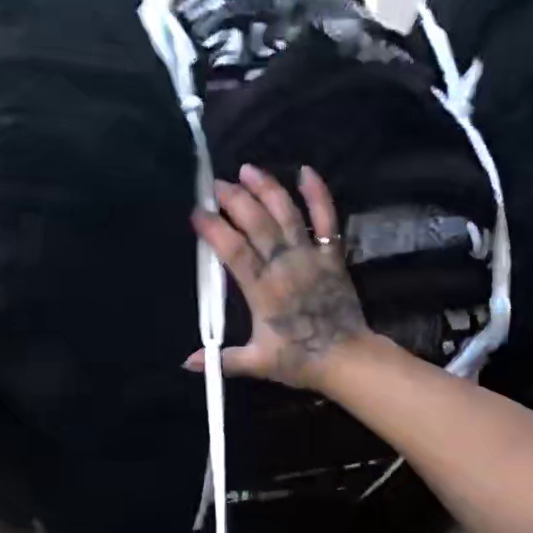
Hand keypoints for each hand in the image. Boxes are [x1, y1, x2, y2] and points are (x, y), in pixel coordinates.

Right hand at [187, 164, 373, 389]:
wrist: (345, 358)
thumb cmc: (298, 360)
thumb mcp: (256, 362)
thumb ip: (223, 359)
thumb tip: (187, 363)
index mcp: (262, 290)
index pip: (234, 251)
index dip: (214, 229)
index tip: (196, 213)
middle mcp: (284, 265)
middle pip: (257, 223)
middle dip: (235, 199)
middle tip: (216, 185)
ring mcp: (310, 256)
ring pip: (286, 213)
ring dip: (267, 188)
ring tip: (248, 169)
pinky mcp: (332, 255)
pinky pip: (326, 218)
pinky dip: (317, 194)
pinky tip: (306, 172)